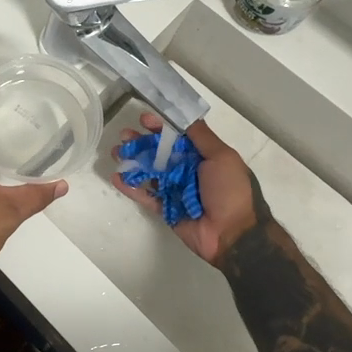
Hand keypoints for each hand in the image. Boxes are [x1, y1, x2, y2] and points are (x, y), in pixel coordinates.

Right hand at [112, 112, 262, 265]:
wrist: (235, 235)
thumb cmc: (230, 191)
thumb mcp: (222, 157)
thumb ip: (201, 136)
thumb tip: (183, 116)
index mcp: (203, 157)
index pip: (178, 136)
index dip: (161, 127)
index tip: (144, 119)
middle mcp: (188, 170)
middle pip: (160, 152)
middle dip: (141, 142)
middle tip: (124, 136)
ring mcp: (175, 190)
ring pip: (149, 171)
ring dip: (133, 161)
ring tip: (117, 153)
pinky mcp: (166, 209)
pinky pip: (146, 195)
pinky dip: (131, 186)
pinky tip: (116, 177)